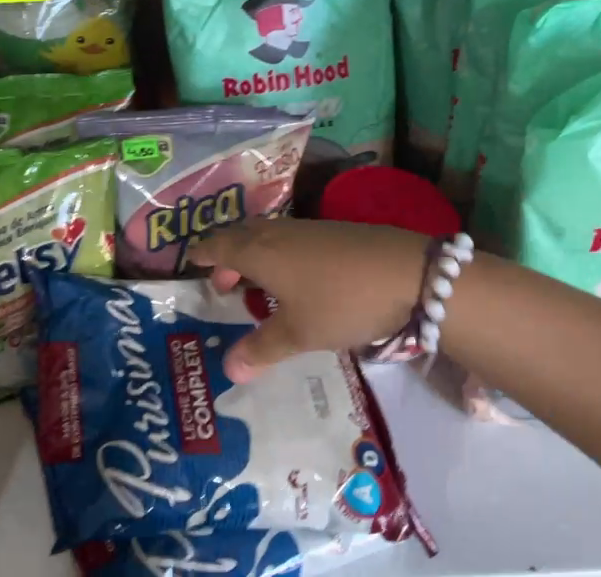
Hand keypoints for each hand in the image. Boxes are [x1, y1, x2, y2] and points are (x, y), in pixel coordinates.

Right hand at [187, 220, 430, 384]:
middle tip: (223, 282)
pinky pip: (288, 239)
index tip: (192, 262)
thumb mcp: (299, 333)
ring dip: (253, 255)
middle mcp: (275, 234)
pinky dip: (278, 254)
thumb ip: (262, 349)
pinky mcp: (331, 233)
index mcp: (258, 252)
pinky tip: (295, 279)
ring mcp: (305, 230)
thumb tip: (228, 370)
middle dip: (226, 256)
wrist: (408, 273)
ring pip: (265, 236)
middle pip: (239, 236)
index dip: (203, 254)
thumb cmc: (340, 302)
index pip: (218, 246)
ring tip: (257, 284)